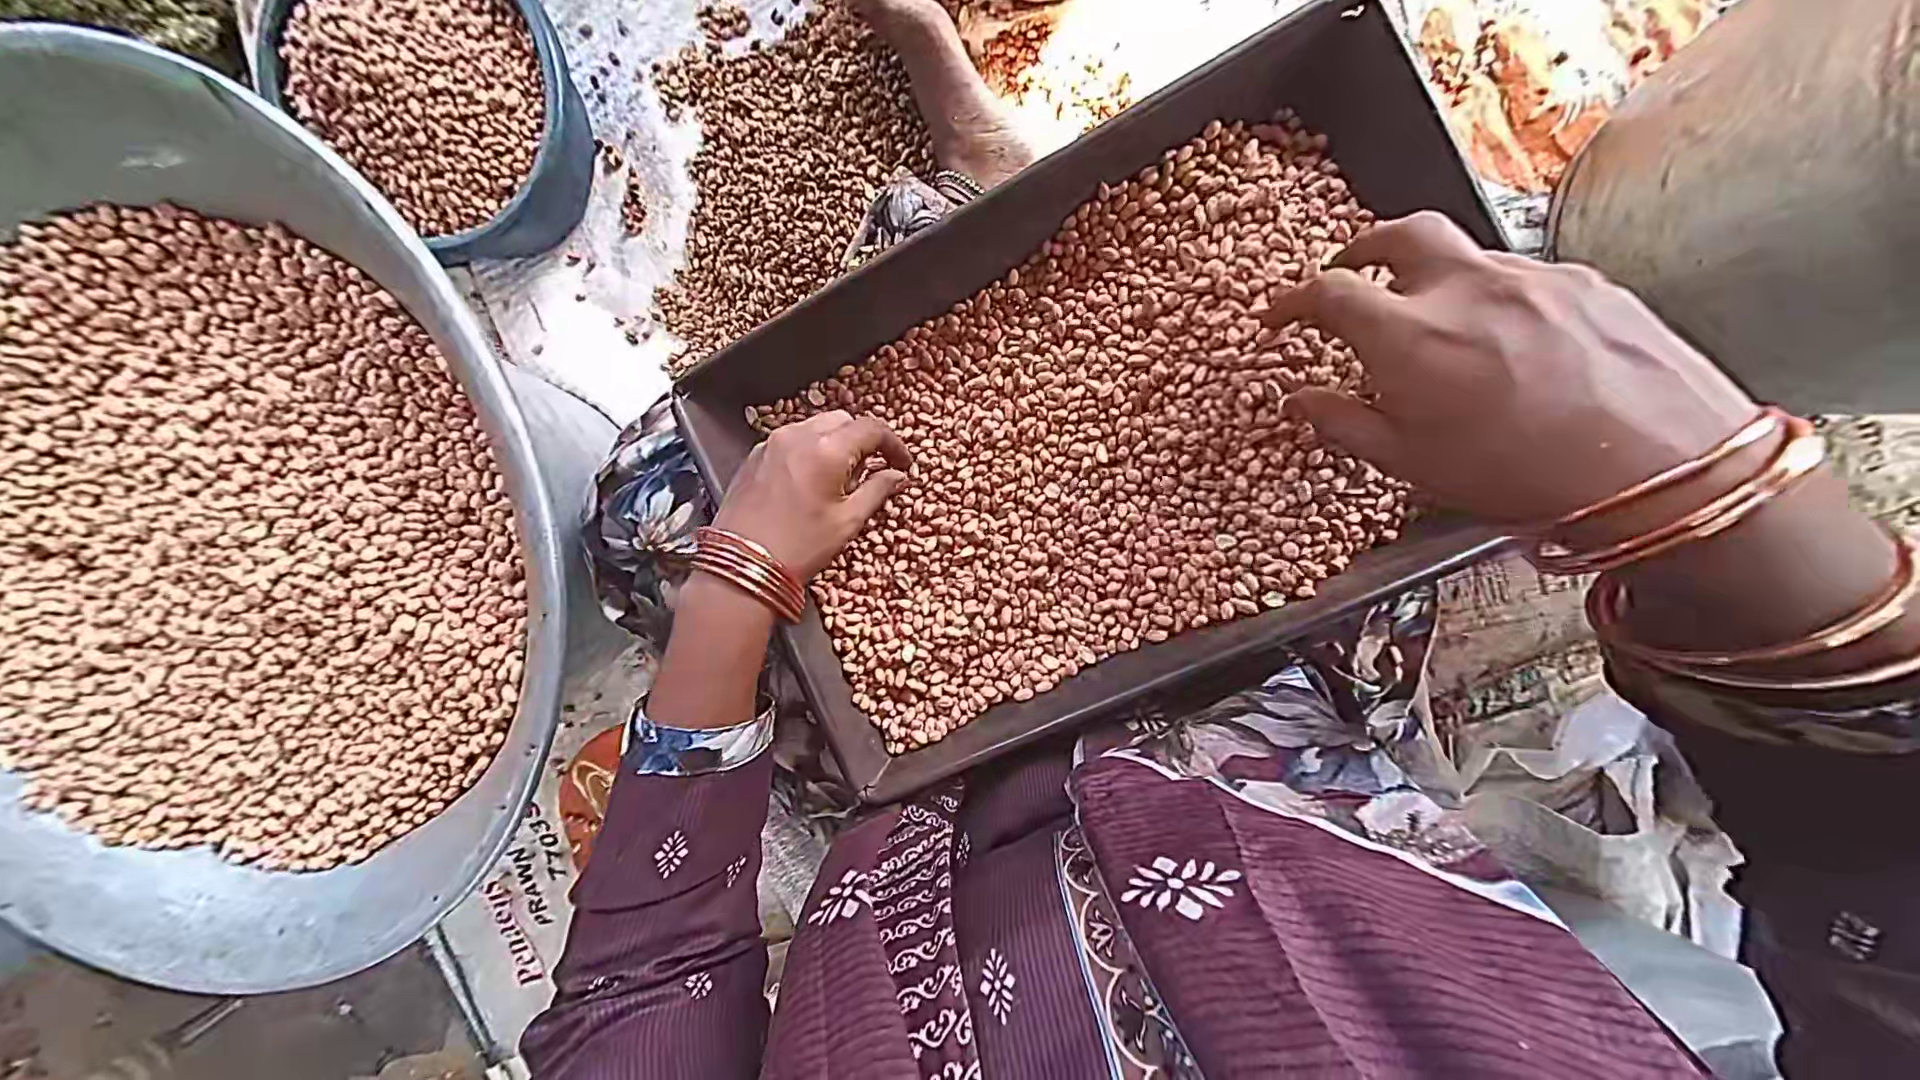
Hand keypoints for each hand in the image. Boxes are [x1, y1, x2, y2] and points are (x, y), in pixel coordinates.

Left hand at [712, 410, 913, 579]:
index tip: (902, 464)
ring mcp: (772, 443)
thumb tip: (897, 475)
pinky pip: (792, 440)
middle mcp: (798, 436)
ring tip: (842, 477)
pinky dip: (810, 450)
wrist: (742, 564)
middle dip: (863, 440)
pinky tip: (813, 479)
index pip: (871, 429)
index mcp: (827, 450)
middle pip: (843, 420)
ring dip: (836, 443)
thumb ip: (877, 490)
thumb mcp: (848, 521)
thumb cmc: (800, 546)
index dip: (893, 444)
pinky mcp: (755, 455)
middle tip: (873, 470)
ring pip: (816, 427)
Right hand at [1264, 212, 1758, 525]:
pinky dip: (1483, 294)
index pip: (1329, 292)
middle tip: (1345, 271)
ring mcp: (1530, 277)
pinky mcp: (1585, 282)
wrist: (1662, 466)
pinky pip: (1514, 274)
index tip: (1278, 315)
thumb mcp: (1402, 458)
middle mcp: (1465, 289)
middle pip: (1398, 233)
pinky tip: (1493, 336)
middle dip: (1359, 248)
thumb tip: (1298, 399)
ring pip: (1460, 255)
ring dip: (1426, 275)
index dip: (1292, 299)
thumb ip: (1339, 419)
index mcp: (1408, 337)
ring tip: (1423, 317)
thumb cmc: (1512, 470)